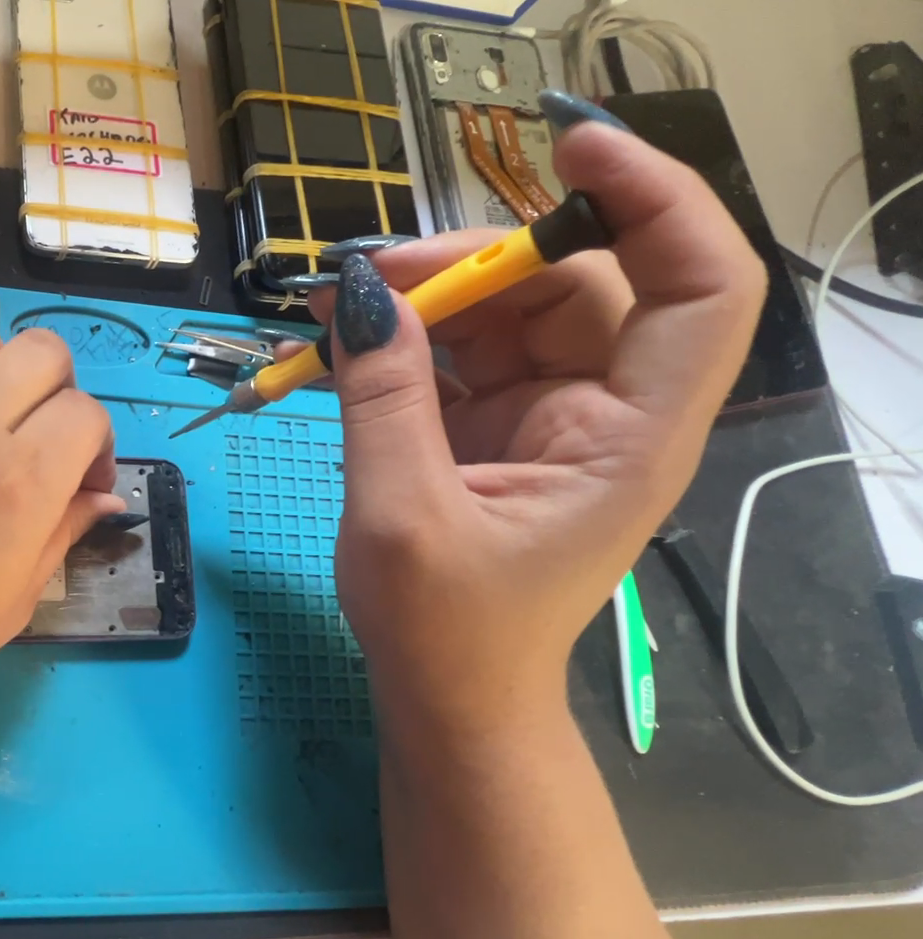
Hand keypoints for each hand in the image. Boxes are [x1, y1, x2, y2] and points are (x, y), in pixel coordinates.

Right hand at [310, 115, 766, 722]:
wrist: (445, 697)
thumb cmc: (442, 627)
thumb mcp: (399, 511)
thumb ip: (380, 398)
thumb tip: (357, 296)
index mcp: (627, 435)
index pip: (695, 285)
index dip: (652, 199)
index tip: (565, 150)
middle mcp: (602, 410)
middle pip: (573, 286)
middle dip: (472, 264)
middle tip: (364, 275)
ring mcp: (544, 417)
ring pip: (504, 316)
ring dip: (422, 300)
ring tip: (334, 305)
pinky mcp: (490, 430)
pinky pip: (455, 359)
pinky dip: (401, 344)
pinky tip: (342, 342)